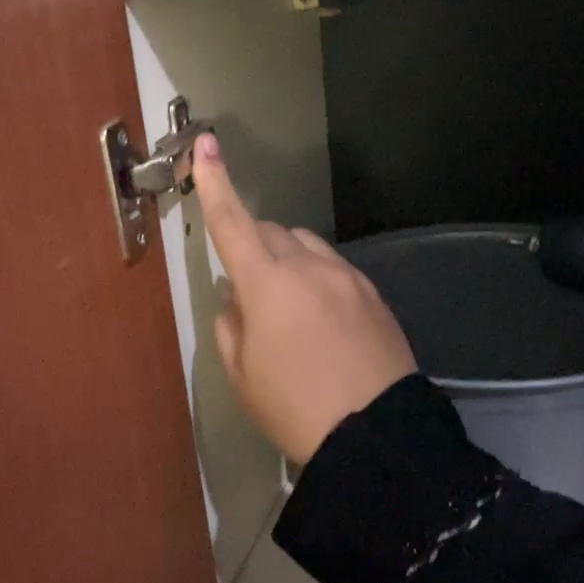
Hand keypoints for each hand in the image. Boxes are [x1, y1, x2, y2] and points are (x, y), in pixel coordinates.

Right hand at [192, 133, 416, 463]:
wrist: (377, 437)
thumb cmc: (294, 408)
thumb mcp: (241, 374)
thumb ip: (230, 323)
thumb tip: (238, 296)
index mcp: (267, 283)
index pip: (232, 222)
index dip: (215, 183)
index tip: (206, 145)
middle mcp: (309, 266)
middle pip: (270, 232)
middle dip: (252, 245)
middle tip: (248, 293)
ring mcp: (347, 277)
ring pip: (305, 246)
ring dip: (286, 260)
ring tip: (288, 310)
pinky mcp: (374, 294)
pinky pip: (334, 269)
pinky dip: (316, 279)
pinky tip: (321, 322)